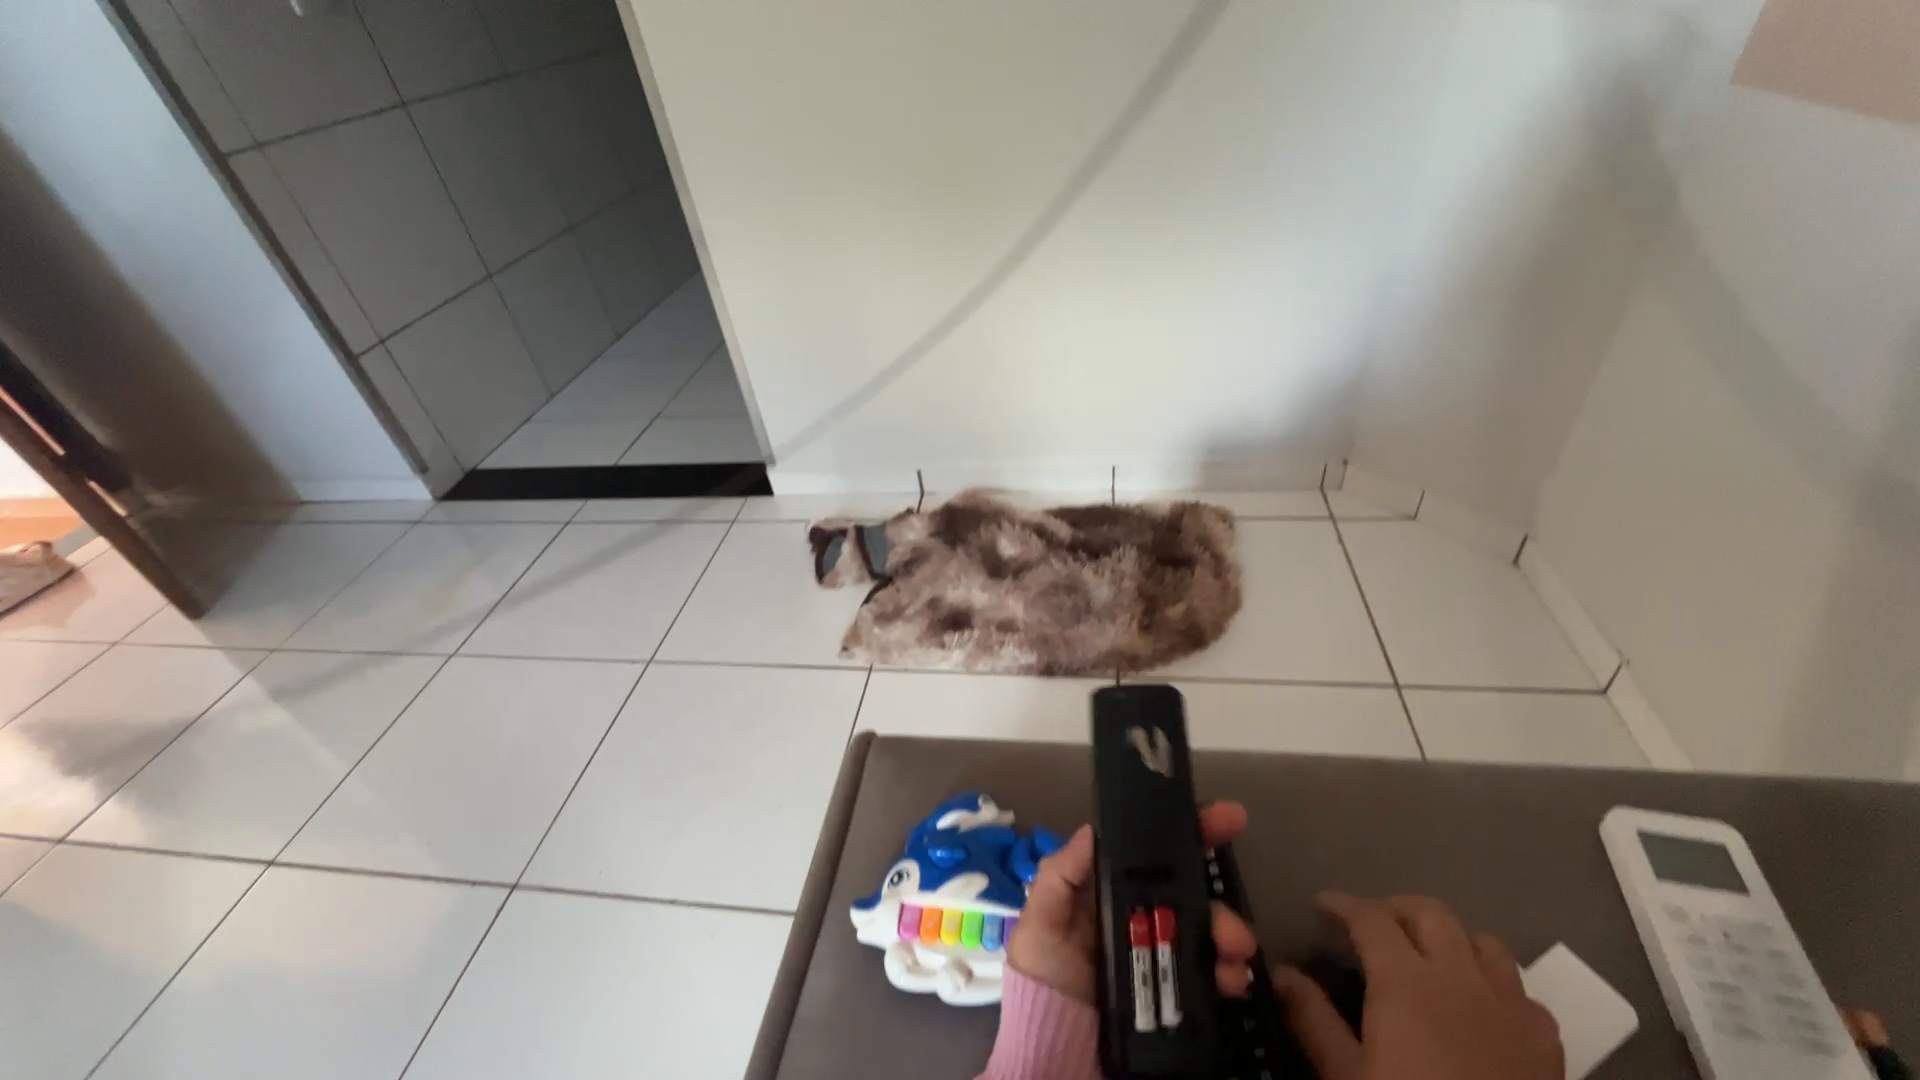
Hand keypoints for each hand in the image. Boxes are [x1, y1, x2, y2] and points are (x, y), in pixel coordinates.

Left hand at [1007, 802, 1258, 1004]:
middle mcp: (1139, 918)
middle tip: (1233, 917)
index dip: (1187, 832)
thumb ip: (1060, 876)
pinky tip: (1234, 979)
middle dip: (1218, 895)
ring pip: (1207, 930)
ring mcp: (1161, 956)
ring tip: (1236, 951)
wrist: (1059, 1058)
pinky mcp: (1177, 994)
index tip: (1224, 818)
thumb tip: (1092, 830)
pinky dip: (1230, 972)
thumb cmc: (1045, 981)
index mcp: (1109, 893)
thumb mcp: (1040, 923)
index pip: (1151, 853)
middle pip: (1189, 891)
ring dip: (1229, 933)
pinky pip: (1213, 974)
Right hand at [1276, 893, 1562, 1079]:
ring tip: (1426, 955)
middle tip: (1369, 925)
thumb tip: (1281, 972)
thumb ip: (1313, 1018)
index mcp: (1406, 981)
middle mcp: (1461, 977)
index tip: (1321, 904)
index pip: (1370, 917)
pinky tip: (1479, 1006)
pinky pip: (1520, 989)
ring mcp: (1511, 1006)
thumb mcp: (1347, 1075)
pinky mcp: (1546, 1041)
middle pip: (1430, 913)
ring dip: (1449, 936)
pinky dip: (1493, 982)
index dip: (1342, 904)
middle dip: (1394, 908)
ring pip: (1482, 940)